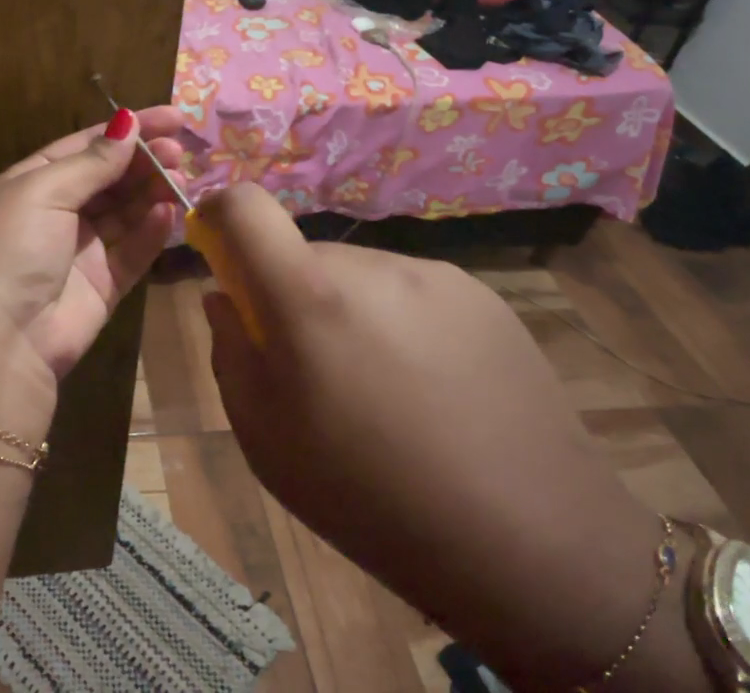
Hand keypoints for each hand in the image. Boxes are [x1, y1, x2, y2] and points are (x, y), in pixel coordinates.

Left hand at [0, 106, 187, 382]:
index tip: (172, 117)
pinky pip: (133, 252)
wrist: (1, 341)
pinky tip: (170, 212)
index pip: (84, 146)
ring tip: (182, 177)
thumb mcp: (43, 192)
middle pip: (108, 178)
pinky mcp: (102, 286)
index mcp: (30, 183)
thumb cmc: (13, 250)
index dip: (126, 130)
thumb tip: (127, 122)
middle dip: (144, 160)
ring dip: (152, 191)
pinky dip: (152, 231)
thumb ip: (90, 162)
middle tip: (180, 150)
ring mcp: (79, 251)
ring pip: (125, 213)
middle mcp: (54, 213)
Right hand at [197, 184, 701, 690]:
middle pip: (303, 255)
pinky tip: (430, 392)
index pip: (243, 207)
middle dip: (290, 297)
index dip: (220, 222)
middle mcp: (372, 266)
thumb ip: (231, 351)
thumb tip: (227, 299)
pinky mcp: (484, 298)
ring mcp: (436, 277)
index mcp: (309, 298)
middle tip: (314, 374)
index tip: (226, 271)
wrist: (529, 542)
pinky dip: (398, 324)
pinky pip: (411, 293)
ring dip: (347, 312)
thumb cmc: (369, 498)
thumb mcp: (264, 438)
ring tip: (381, 392)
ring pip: (359, 275)